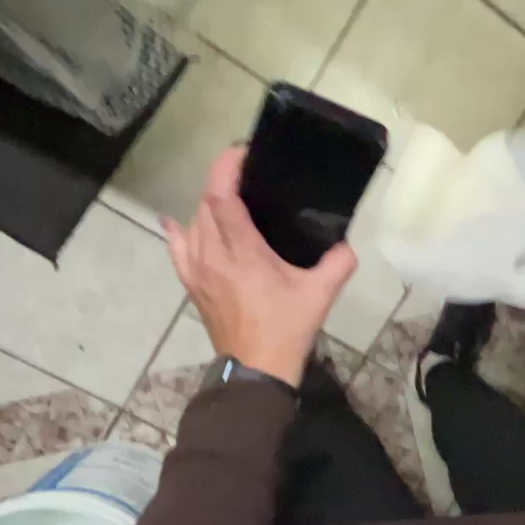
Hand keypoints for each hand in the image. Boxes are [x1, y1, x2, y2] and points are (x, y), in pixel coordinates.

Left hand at [163, 149, 356, 387]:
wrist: (257, 370)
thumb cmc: (286, 329)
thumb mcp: (321, 295)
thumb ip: (338, 264)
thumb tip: (347, 246)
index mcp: (242, 252)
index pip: (221, 196)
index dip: (227, 168)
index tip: (244, 153)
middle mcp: (213, 254)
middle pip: (205, 204)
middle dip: (221, 182)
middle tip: (247, 177)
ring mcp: (198, 270)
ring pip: (193, 223)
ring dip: (208, 206)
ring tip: (230, 202)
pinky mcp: (193, 285)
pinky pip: (178, 249)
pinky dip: (178, 230)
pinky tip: (178, 221)